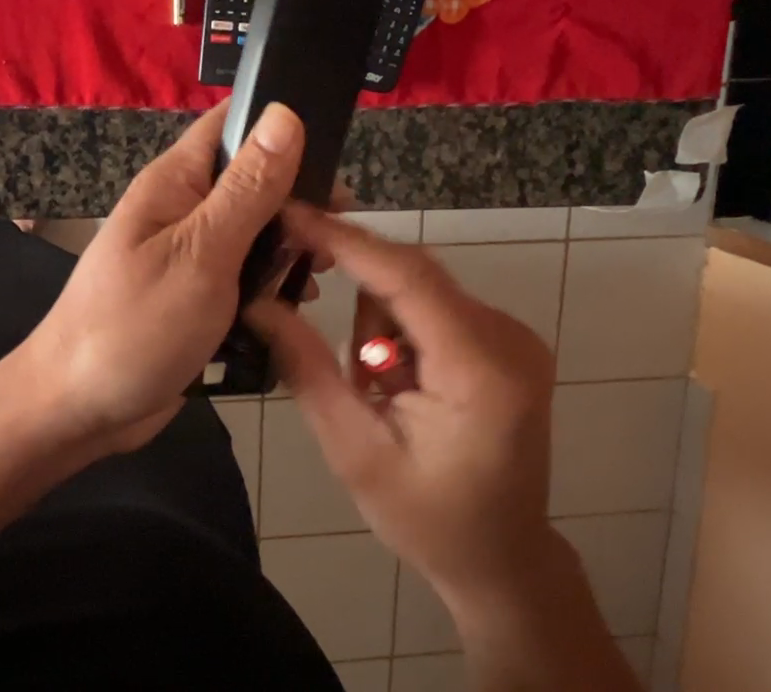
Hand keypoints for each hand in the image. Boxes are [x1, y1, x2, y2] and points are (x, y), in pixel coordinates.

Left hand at [17, 99, 303, 451]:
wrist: (78, 408)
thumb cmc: (136, 326)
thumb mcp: (201, 253)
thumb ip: (246, 188)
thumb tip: (285, 113)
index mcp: (174, 182)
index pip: (230, 123)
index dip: (282, 126)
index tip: (335, 155)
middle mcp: (180, 208)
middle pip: (250, 179)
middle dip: (296, 199)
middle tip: (337, 231)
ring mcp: (186, 254)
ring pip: (251, 231)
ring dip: (287, 247)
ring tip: (320, 272)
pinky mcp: (193, 295)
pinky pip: (241, 275)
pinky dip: (269, 284)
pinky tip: (294, 304)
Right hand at [248, 205, 562, 604]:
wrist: (501, 559)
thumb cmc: (426, 517)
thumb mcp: (352, 448)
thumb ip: (306, 366)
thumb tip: (256, 301)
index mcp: (480, 370)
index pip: (405, 277)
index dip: (344, 239)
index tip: (289, 212)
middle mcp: (508, 338)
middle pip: (411, 275)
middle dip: (359, 296)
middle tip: (322, 335)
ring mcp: (514, 337)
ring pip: (418, 287)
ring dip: (379, 322)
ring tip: (375, 388)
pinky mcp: (506, 342)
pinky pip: (434, 304)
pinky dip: (400, 328)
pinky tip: (396, 379)